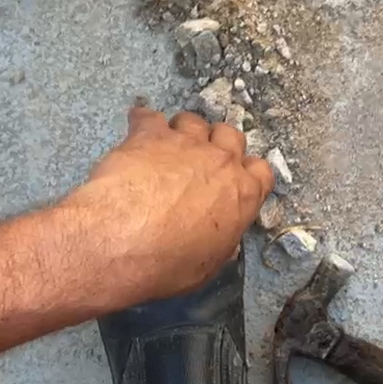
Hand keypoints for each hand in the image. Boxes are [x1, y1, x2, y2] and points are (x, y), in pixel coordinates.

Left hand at [44, 104, 274, 311]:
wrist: (120, 241)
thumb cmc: (167, 263)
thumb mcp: (208, 267)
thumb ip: (223, 244)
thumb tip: (224, 241)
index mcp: (243, 194)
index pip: (262, 171)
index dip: (248, 174)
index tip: (234, 182)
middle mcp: (221, 162)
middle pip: (231, 135)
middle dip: (219, 144)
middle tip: (201, 161)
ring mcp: (187, 143)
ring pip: (194, 121)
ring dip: (184, 131)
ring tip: (167, 147)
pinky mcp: (150, 134)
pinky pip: (149, 116)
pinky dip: (143, 122)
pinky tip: (135, 132)